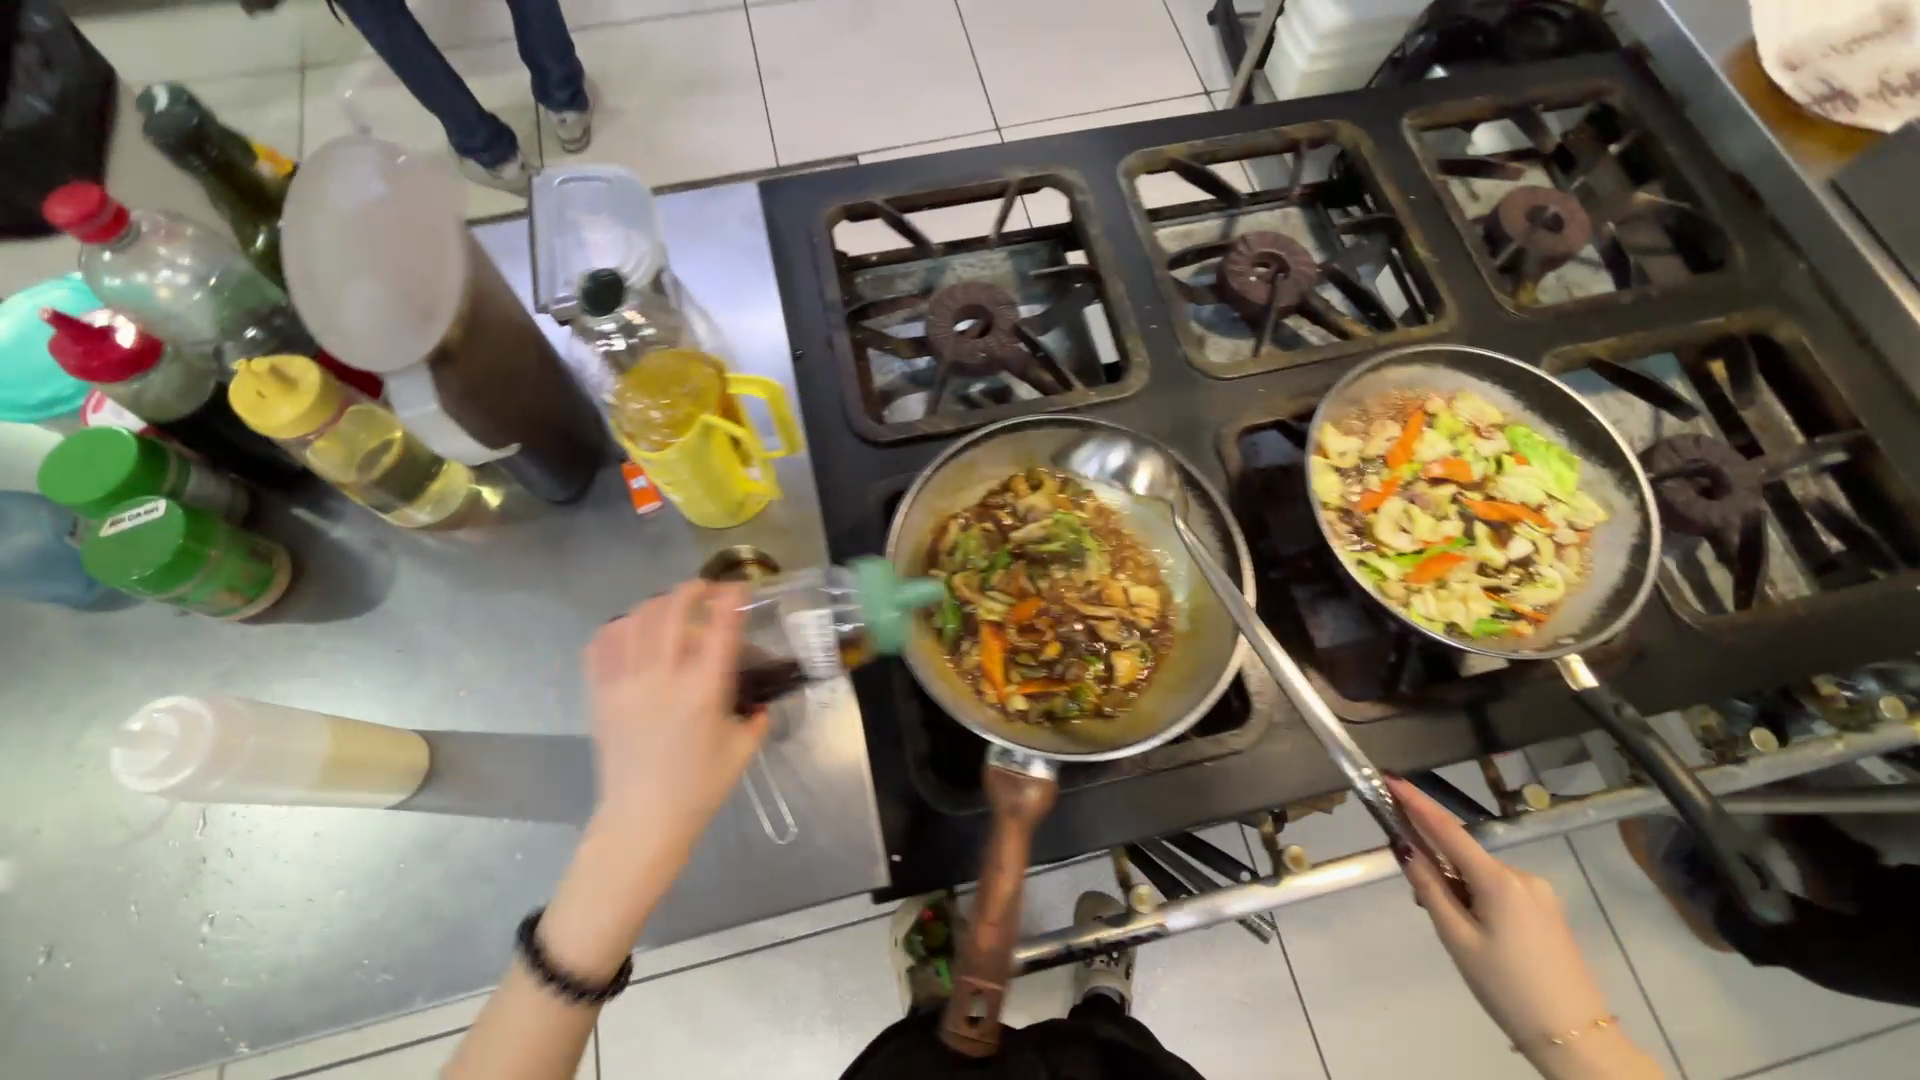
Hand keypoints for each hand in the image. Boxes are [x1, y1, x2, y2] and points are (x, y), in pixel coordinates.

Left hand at [582, 581, 767, 866]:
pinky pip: (601, 646)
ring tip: (669, 606)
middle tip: (704, 589)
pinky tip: (630, 629)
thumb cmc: (699, 788)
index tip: (739, 587)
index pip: (720, 628)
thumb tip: (758, 700)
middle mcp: (663, 678)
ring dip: (657, 604)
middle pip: (672, 611)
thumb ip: (755, 717)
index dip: (732, 599)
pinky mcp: (600, 695)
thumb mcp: (742, 750)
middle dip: (692, 591)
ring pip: (636, 621)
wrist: (642, 819)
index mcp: (703, 690)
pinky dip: (617, 628)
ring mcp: (625, 684)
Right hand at [1389, 778, 1620, 1063]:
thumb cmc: (1506, 987)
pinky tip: (1481, 936)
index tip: (1390, 778)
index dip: (1416, 802)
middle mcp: (1522, 875)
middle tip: (1423, 907)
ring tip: (1458, 936)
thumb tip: (1403, 846)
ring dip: (1458, 890)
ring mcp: (1539, 892)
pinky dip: (1478, 900)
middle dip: (1437, 869)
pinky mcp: (1547, 910)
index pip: (1446, 829)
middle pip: (1462, 856)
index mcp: (1498, 880)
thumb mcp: (1457, 938)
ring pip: (1480, 876)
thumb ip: (1429, 888)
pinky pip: (1500, 890)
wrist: (1577, 1039)